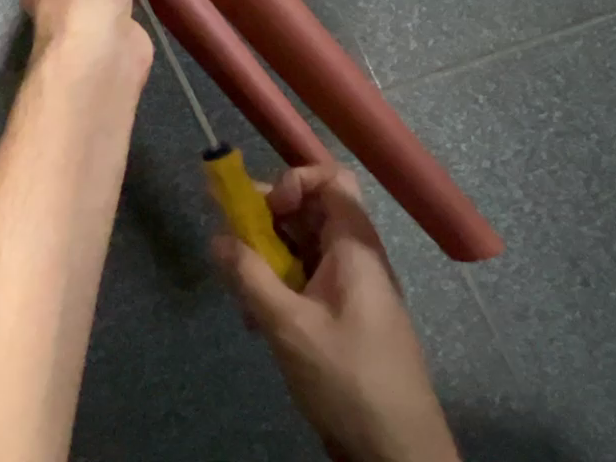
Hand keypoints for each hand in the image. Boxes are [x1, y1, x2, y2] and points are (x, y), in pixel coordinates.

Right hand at [212, 165, 459, 461]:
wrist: (398, 454)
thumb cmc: (348, 379)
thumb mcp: (288, 325)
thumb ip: (248, 275)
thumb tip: (216, 237)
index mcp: (355, 250)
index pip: (331, 181)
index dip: (294, 181)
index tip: (266, 209)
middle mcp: (355, 260)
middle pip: (309, 211)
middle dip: (264, 219)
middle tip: (230, 239)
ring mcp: (351, 289)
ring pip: (301, 247)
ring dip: (265, 257)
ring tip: (240, 288)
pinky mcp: (343, 316)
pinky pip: (304, 279)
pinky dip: (276, 285)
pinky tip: (257, 318)